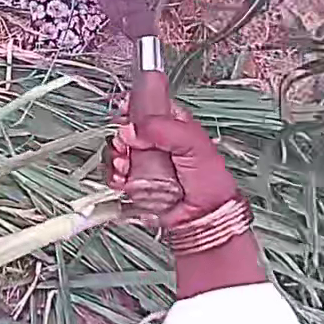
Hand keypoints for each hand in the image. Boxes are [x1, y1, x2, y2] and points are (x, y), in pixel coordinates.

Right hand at [106, 105, 241, 227]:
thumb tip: (132, 128)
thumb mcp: (194, 144)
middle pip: (126, 127)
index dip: (132, 108)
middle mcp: (155, 141)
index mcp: (173, 124)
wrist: (203, 218)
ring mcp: (143, 161)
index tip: (125, 114)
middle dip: (121, 136)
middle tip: (126, 145)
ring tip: (126, 165)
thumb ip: (163, 128)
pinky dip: (114, 175)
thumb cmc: (210, 183)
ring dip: (116, 157)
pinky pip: (113, 172)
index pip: (147, 105)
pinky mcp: (133, 179)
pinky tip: (123, 178)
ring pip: (116, 149)